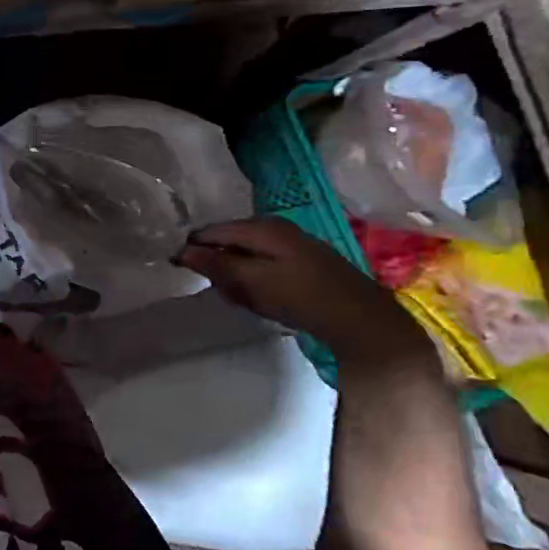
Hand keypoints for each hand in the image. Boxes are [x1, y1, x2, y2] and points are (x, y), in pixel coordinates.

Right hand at [178, 218, 427, 363]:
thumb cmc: (302, 297)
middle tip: (221, 290)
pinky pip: (268, 264)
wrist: (367, 323)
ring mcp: (296, 244)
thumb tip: (182, 250)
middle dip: (219, 264)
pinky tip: (264, 299)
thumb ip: (216, 264)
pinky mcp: (309, 263)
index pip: (212, 230)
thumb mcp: (251, 282)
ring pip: (249, 254)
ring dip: (239, 275)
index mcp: (261, 226)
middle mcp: (277, 227)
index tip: (183, 269)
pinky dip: (258, 279)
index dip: (194, 248)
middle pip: (230, 241)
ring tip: (243, 299)